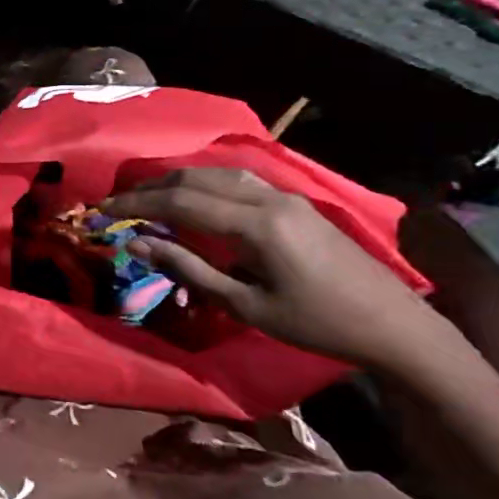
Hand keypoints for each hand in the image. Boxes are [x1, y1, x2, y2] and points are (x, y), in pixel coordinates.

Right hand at [105, 168, 451, 371]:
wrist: (394, 326)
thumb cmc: (317, 324)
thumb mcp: (246, 306)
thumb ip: (189, 268)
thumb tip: (138, 243)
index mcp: (255, 224)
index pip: (180, 201)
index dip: (136, 202)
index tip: (104, 209)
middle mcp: (268, 197)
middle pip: (195, 178)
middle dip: (151, 187)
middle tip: (119, 202)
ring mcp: (284, 195)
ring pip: (216, 173)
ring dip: (177, 181)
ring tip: (149, 197)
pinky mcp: (294, 201)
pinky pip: (237, 179)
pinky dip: (204, 183)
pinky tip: (194, 196)